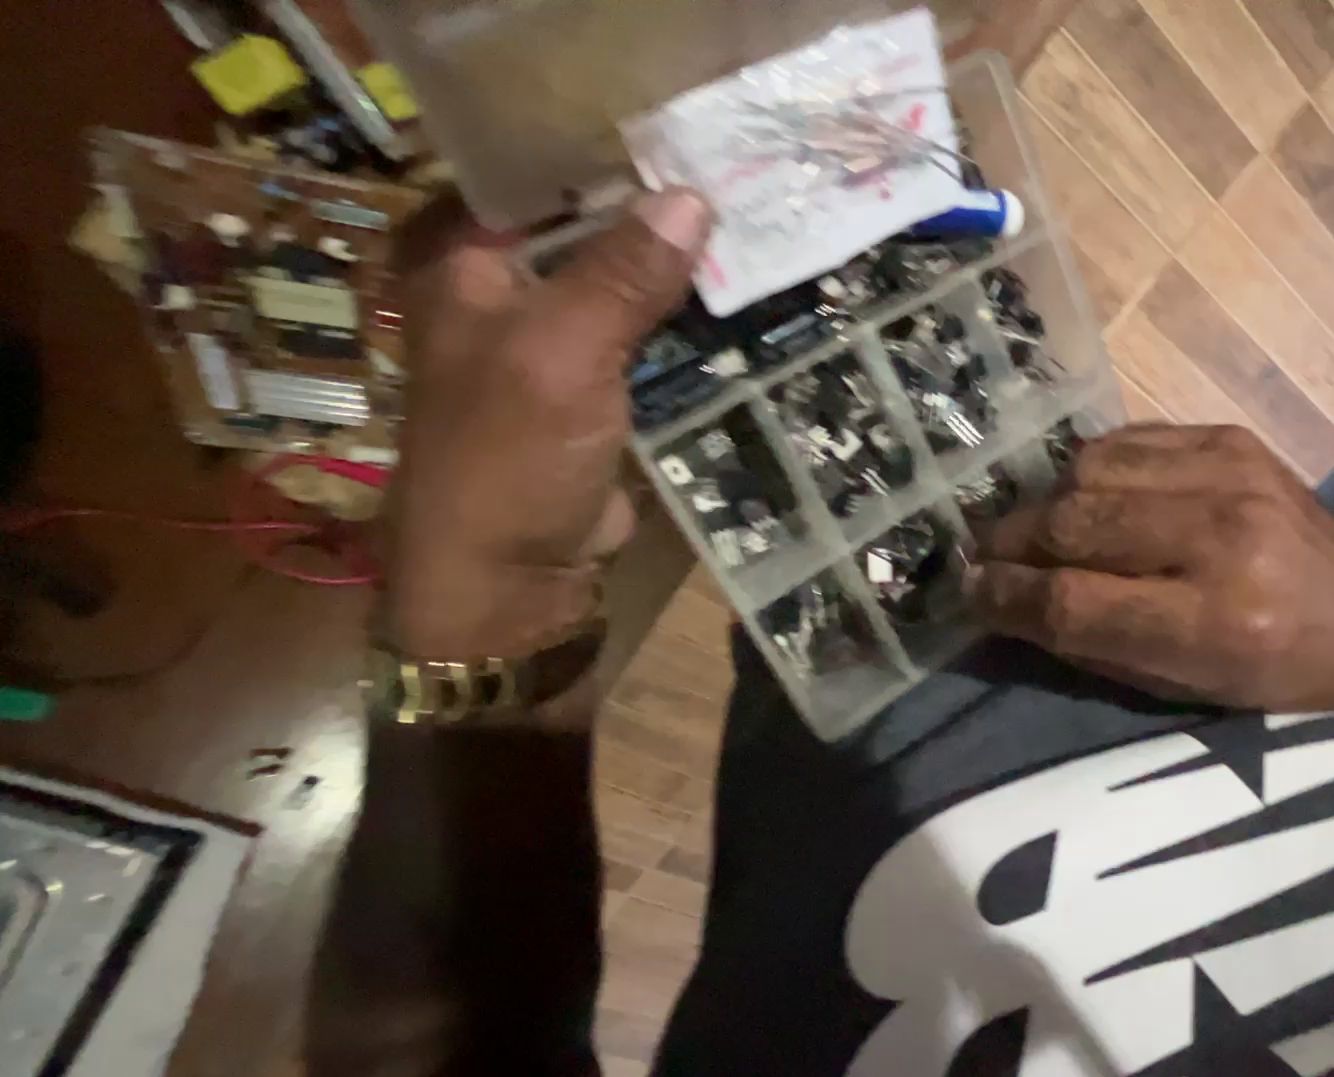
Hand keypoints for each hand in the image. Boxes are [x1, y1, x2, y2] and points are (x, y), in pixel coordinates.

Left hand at [382, 191, 711, 658]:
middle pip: (591, 234)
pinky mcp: (600, 392)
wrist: (513, 576)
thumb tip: (690, 199)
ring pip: (628, 290)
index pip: (540, 179)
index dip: (608, 156)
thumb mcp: (561, 354)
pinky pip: (649, 343)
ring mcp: (559, 346)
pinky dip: (688, 328)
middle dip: (659, 216)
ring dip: (681, 273)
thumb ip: (620, 276)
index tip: (686, 134)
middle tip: (739, 183)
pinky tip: (741, 304)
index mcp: (469, 264)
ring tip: (754, 232)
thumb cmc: (509, 455)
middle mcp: (510, 294)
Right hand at [969, 423, 1333, 796]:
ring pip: (1086, 472)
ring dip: (1045, 503)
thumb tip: (1004, 601)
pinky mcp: (1231, 440)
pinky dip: (1087, 471)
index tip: (968, 592)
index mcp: (1216, 622)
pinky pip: (1123, 443)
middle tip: (980, 554)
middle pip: (1071, 525)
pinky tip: (1083, 495)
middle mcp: (1222, 538)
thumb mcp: (1184, 688)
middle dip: (1009, 543)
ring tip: (1033, 527)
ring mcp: (1230, 476)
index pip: (1073, 602)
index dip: (1006, 597)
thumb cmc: (1276, 673)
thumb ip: (1089, 643)